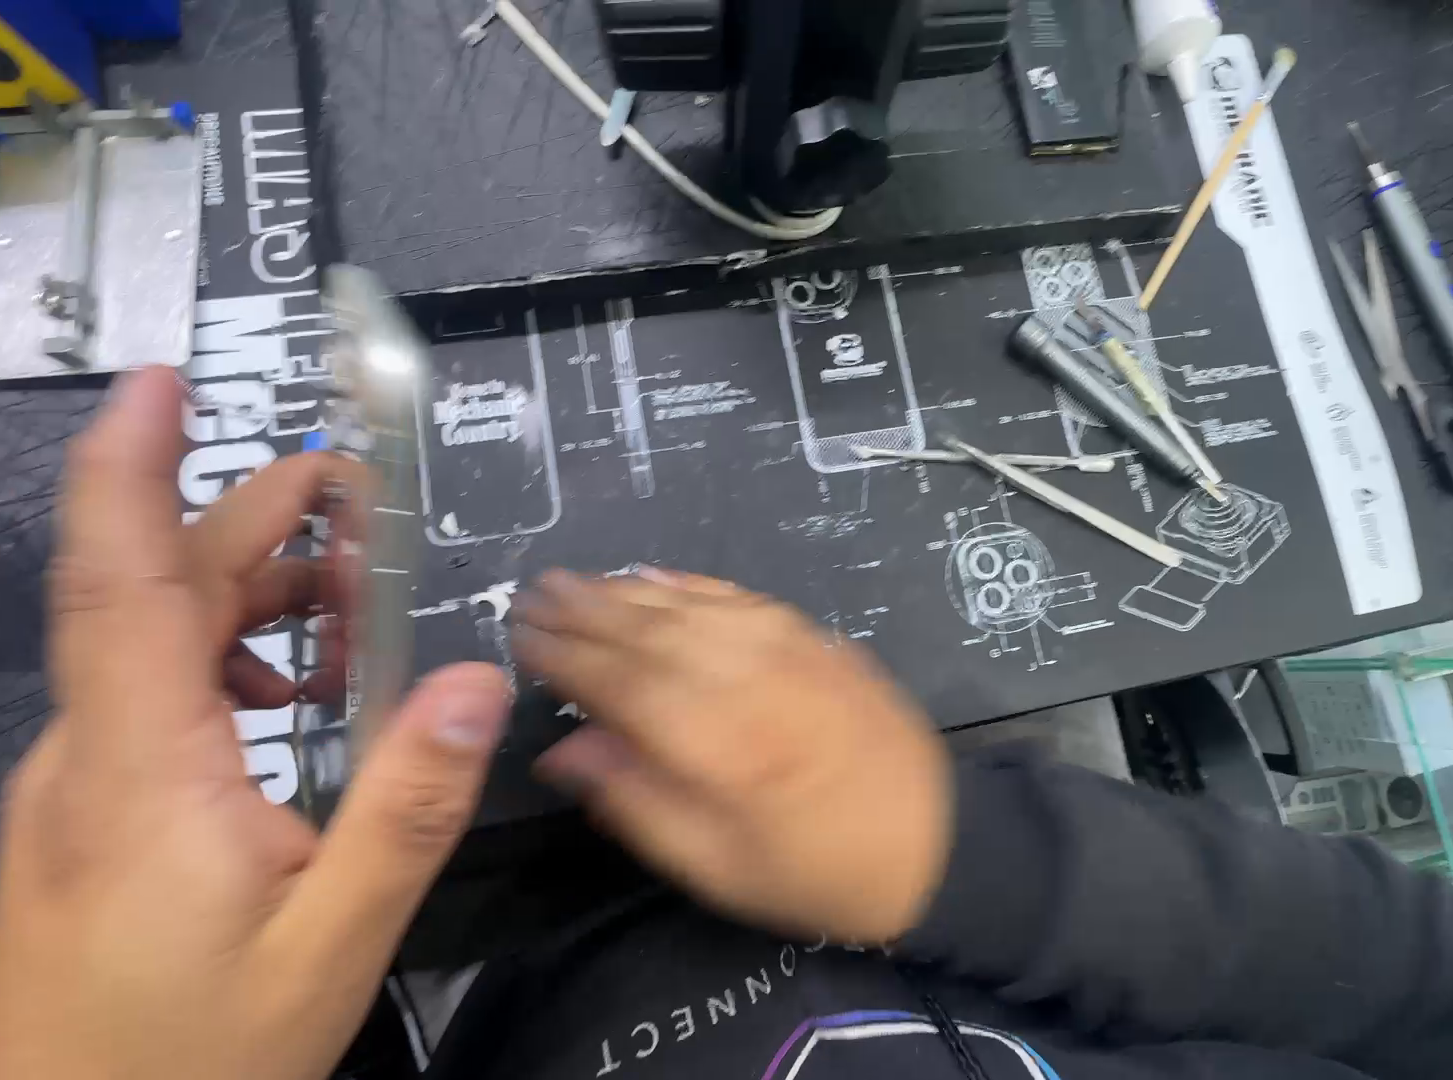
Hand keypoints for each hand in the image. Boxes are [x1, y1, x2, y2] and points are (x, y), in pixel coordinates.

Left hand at [0, 369, 512, 1079]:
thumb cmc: (191, 1059)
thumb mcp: (334, 938)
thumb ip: (408, 806)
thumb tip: (476, 680)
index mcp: (141, 769)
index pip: (118, 584)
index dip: (127, 468)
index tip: (154, 383)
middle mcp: (92, 753)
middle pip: (158, 589)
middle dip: (257, 520)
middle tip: (359, 501)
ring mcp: (86, 780)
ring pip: (164, 637)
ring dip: (261, 592)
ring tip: (356, 606)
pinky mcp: (99, 807)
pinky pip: (167, 689)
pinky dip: (242, 652)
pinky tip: (303, 689)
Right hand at [514, 568, 951, 942]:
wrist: (933, 837)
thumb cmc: (816, 868)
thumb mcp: (717, 866)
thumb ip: (636, 800)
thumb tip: (566, 749)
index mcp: (711, 736)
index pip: (614, 678)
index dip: (560, 654)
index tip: (518, 636)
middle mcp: (741, 673)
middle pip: (644, 628)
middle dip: (581, 608)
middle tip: (532, 592)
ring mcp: (782, 644)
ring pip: (685, 603)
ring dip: (624, 589)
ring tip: (576, 580)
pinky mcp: (811, 635)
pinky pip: (735, 595)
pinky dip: (688, 583)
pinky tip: (657, 576)